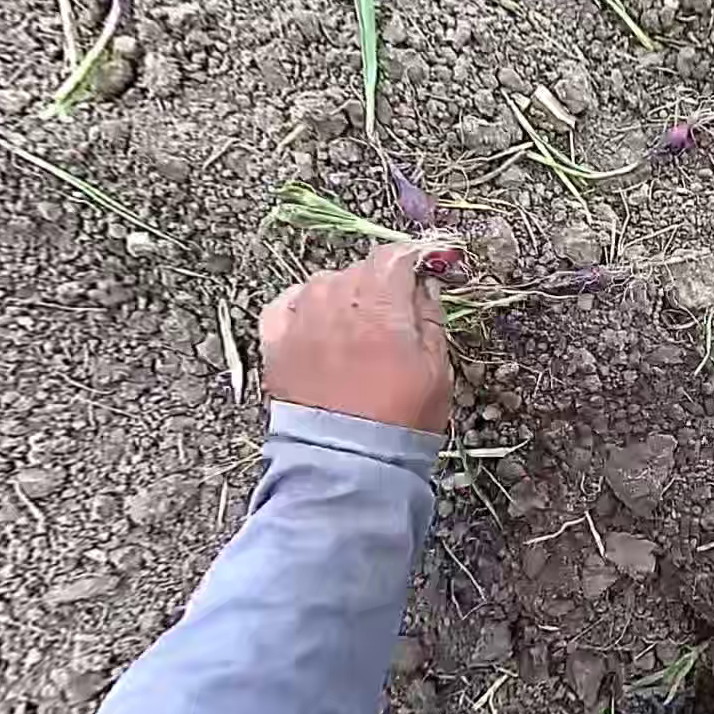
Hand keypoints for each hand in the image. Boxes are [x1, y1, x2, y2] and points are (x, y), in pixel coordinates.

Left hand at [259, 242, 451, 433]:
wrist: (349, 456)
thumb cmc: (404, 412)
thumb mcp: (438, 363)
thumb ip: (431, 317)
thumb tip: (425, 286)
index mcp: (380, 309)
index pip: (393, 257)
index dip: (415, 258)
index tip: (429, 267)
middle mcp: (334, 306)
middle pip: (361, 268)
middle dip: (386, 279)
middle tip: (404, 305)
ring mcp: (299, 323)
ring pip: (326, 282)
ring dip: (350, 291)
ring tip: (366, 317)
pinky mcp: (276, 343)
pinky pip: (289, 303)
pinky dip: (309, 302)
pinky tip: (324, 318)